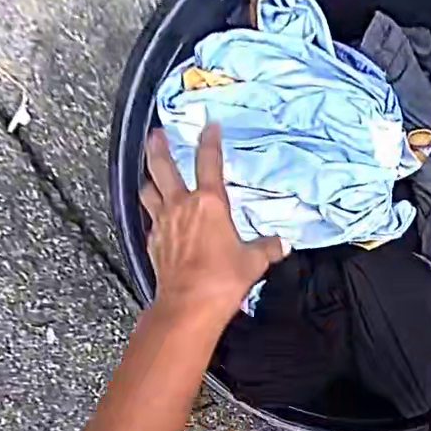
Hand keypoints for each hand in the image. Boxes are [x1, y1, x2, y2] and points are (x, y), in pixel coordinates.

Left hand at [139, 124, 286, 320]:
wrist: (189, 304)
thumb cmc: (222, 279)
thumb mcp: (253, 262)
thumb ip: (267, 248)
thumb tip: (281, 244)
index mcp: (209, 204)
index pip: (209, 162)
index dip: (210, 140)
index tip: (210, 126)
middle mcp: (182, 206)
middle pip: (163, 166)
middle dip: (160, 147)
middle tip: (158, 134)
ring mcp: (163, 223)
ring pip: (149, 189)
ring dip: (150, 179)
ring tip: (152, 175)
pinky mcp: (154, 242)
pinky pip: (150, 219)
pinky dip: (153, 213)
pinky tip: (159, 218)